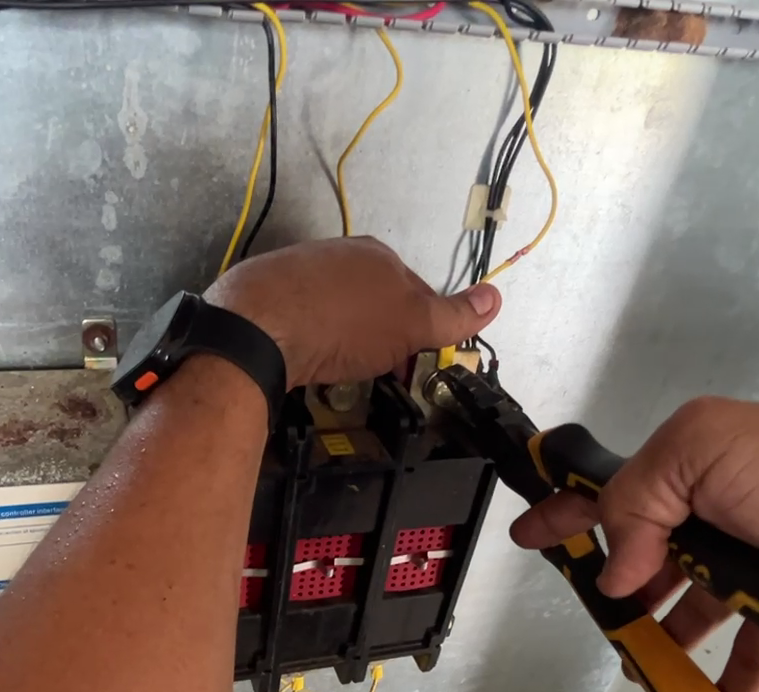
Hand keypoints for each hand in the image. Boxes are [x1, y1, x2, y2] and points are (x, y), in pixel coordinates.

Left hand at [205, 237, 500, 387]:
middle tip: (376, 371)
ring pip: (338, 307)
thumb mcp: (411, 325)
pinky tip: (305, 356)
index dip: (420, 331)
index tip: (412, 365)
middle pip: (375, 299)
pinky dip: (311, 337)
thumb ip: (452, 316)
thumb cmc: (346, 325)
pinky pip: (303, 317)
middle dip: (381, 334)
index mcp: (381, 255)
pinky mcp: (269, 292)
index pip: (417, 292)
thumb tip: (497, 297)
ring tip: (338, 368)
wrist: (261, 324)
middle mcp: (341, 253)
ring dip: (344, 337)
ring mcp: (301, 269)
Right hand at [510, 399, 758, 691]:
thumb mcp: (703, 455)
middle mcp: (710, 513)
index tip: (527, 537)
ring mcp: (745, 565)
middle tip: (596, 616)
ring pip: (680, 611)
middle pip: (638, 558)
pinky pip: (740, 655)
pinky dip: (721, 686)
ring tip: (639, 668)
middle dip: (610, 587)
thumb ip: (638, 505)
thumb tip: (618, 575)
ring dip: (656, 642)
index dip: (562, 512)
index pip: (604, 490)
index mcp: (684, 468)